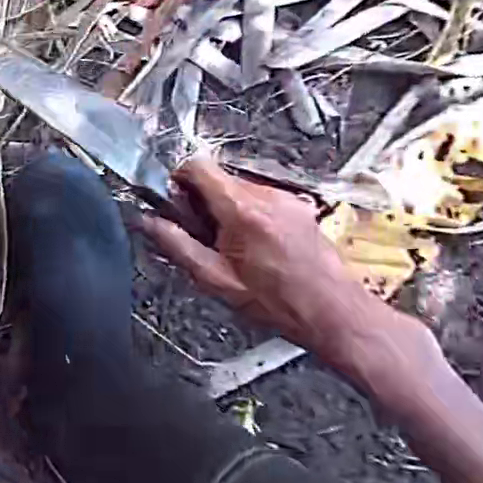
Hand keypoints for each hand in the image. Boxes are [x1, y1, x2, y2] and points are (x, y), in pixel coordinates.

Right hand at [138, 153, 412, 368]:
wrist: (336, 316)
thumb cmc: (280, 303)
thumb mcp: (214, 278)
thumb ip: (175, 244)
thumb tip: (147, 222)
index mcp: (243, 212)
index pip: (197, 167)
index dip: (177, 180)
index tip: (174, 202)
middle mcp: (268, 198)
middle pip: (216, 178)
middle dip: (200, 200)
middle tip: (201, 233)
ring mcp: (287, 200)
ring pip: (236, 187)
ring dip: (222, 208)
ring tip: (228, 244)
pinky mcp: (298, 208)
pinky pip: (258, 198)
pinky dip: (244, 213)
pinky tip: (250, 244)